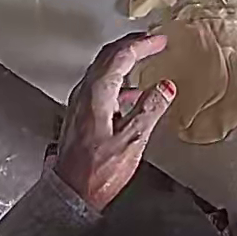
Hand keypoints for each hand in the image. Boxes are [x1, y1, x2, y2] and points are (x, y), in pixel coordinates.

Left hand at [52, 33, 175, 209]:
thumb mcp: (133, 140)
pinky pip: (101, 87)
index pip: (121, 56)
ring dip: (124, 60)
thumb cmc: (98, 172)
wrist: (71, 195)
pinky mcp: (81, 116)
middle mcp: (84, 94)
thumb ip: (150, 109)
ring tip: (143, 58)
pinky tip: (133, 93)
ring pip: (102, 70)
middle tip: (151, 40)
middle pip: (107, 57)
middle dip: (131, 45)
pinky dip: (119, 80)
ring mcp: (80, 104)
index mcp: (97, 94)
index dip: (142, 44)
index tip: (160, 40)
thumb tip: (165, 87)